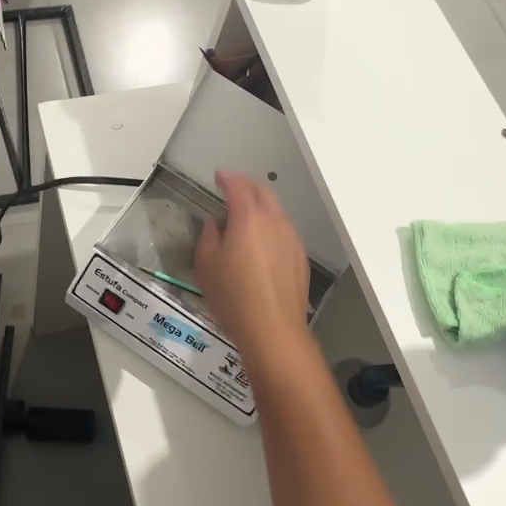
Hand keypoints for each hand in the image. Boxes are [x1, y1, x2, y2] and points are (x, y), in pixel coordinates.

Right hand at [195, 171, 310, 356]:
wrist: (272, 329)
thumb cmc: (233, 296)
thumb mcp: (206, 265)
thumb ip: (209, 237)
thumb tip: (216, 226)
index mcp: (249, 218)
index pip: (238, 186)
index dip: (227, 178)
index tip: (218, 177)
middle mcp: (274, 222)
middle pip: (263, 192)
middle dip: (246, 186)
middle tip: (232, 188)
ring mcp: (291, 239)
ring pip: (277, 211)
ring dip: (261, 206)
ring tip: (246, 215)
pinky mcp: (299, 257)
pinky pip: (284, 231)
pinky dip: (271, 226)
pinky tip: (262, 241)